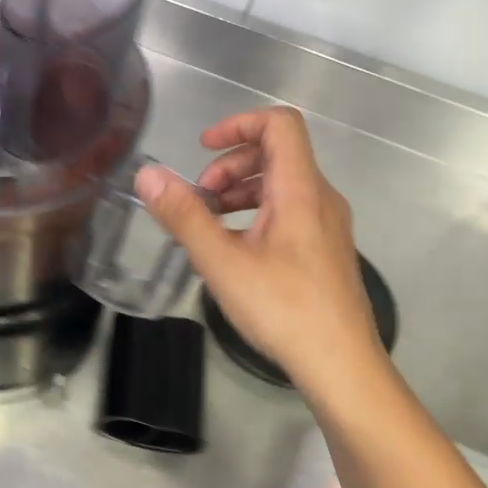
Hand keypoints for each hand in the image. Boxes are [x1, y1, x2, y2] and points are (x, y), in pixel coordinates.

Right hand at [135, 106, 380, 385]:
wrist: (340, 363)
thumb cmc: (282, 308)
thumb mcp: (221, 261)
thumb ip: (183, 215)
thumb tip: (148, 174)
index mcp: (300, 191)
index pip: (280, 125)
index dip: (238, 124)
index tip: (202, 149)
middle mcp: (321, 198)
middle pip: (278, 153)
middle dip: (230, 165)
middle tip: (198, 198)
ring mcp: (328, 225)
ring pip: (283, 185)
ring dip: (240, 190)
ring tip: (208, 223)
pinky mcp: (326, 249)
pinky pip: (289, 211)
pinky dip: (255, 213)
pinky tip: (233, 249)